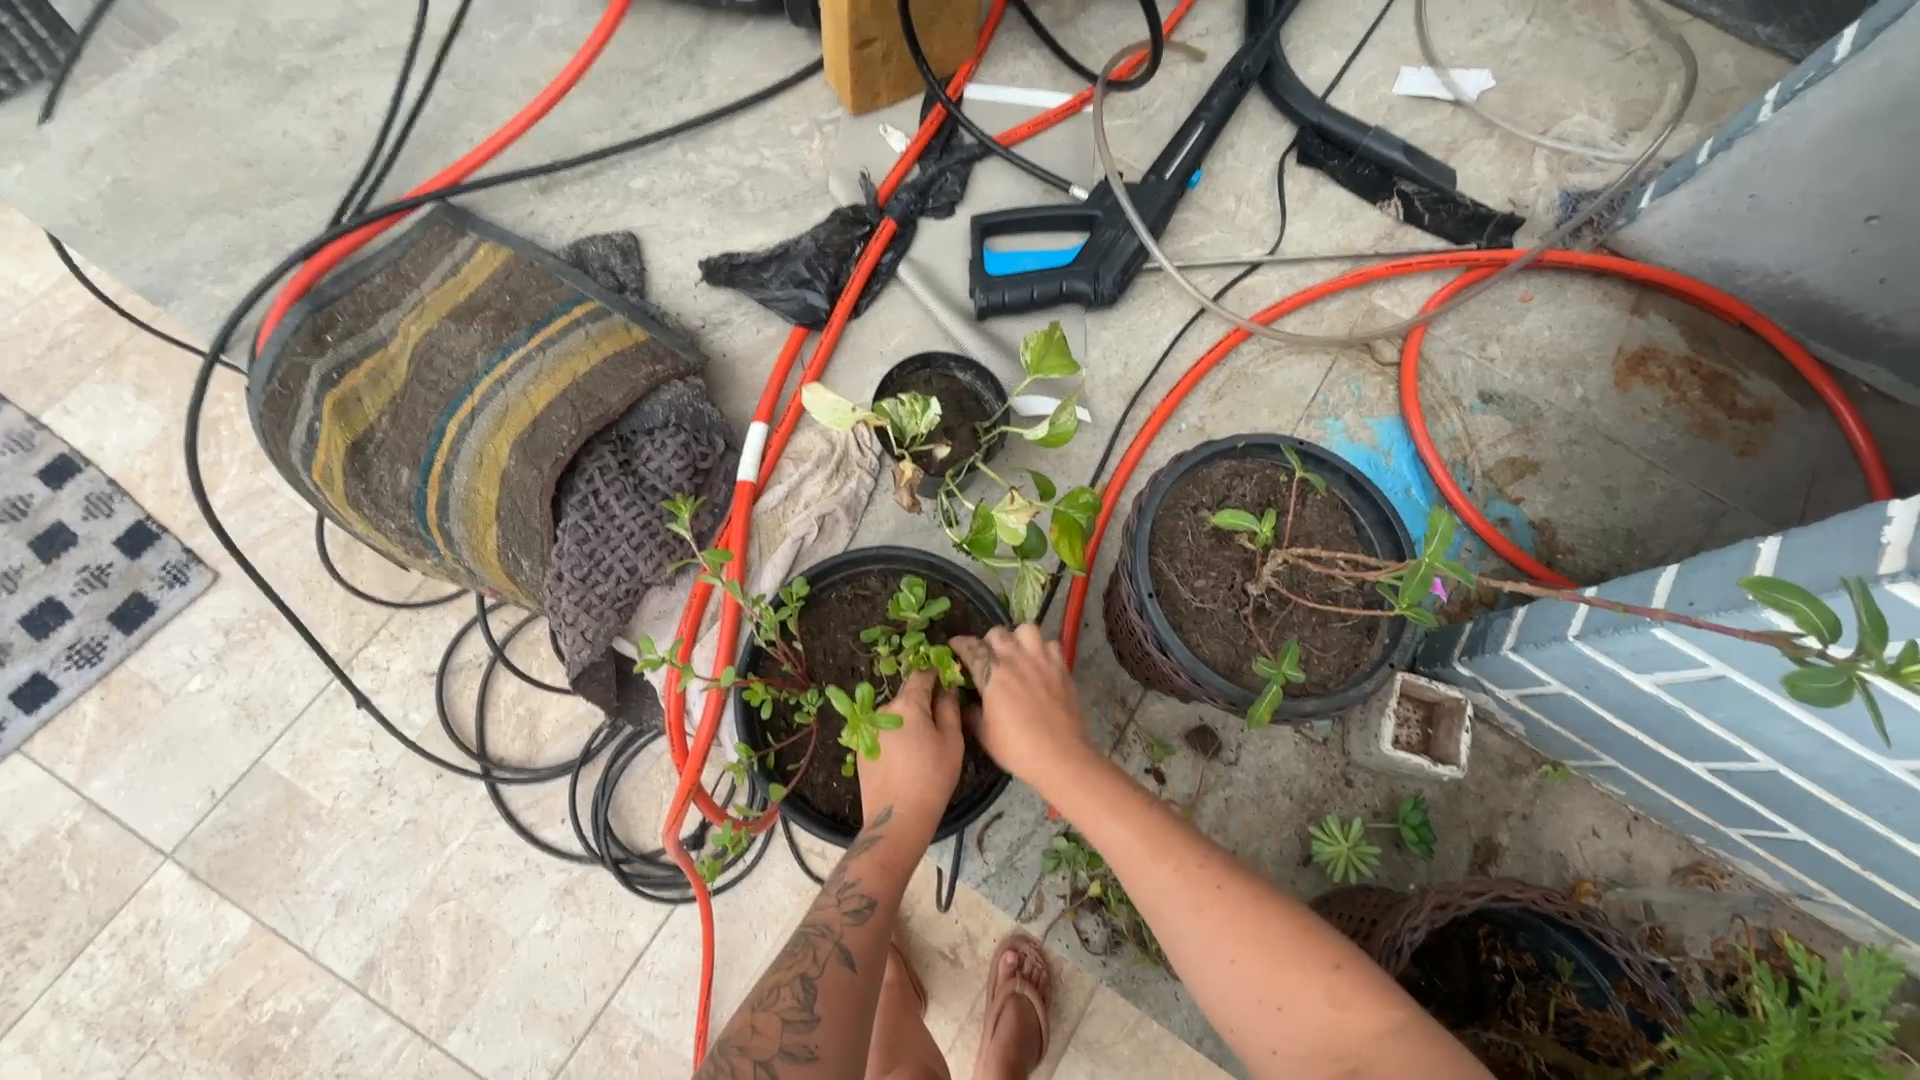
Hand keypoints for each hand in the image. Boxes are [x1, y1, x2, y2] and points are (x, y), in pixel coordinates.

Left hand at [858, 669, 964, 832]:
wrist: (898, 818)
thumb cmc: (932, 777)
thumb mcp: (951, 740)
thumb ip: (949, 707)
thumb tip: (947, 686)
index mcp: (906, 704)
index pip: (921, 675)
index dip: (935, 672)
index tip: (947, 677)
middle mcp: (883, 711)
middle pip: (907, 697)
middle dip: (924, 703)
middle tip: (942, 722)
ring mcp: (868, 730)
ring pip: (895, 717)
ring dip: (909, 722)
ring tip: (924, 747)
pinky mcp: (861, 749)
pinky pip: (884, 734)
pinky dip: (896, 738)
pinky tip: (906, 759)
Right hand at [949, 625, 1092, 785]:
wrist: (1060, 755)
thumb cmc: (1017, 747)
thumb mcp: (984, 734)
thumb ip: (971, 712)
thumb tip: (966, 702)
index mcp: (993, 674)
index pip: (971, 647)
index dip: (960, 644)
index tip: (955, 646)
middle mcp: (1016, 659)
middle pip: (998, 633)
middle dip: (988, 641)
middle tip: (988, 657)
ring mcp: (1042, 660)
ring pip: (1026, 630)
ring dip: (1017, 638)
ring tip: (1017, 654)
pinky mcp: (1062, 667)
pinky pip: (1051, 644)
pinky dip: (1042, 649)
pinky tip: (1040, 664)